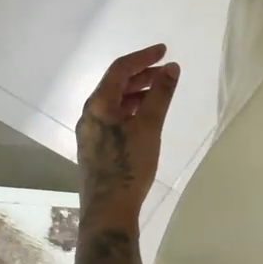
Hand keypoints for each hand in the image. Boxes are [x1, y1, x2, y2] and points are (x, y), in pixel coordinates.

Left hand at [76, 44, 179, 233]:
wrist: (109, 211)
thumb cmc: (129, 165)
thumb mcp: (149, 125)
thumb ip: (161, 93)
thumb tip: (172, 67)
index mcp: (98, 103)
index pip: (121, 68)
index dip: (144, 57)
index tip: (164, 51)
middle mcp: (90, 113)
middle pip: (116, 84)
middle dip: (142, 74)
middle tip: (166, 72)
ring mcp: (90, 132)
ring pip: (115, 101)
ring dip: (137, 92)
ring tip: (160, 93)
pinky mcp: (95, 147)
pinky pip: (113, 116)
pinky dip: (131, 109)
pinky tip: (145, 117)